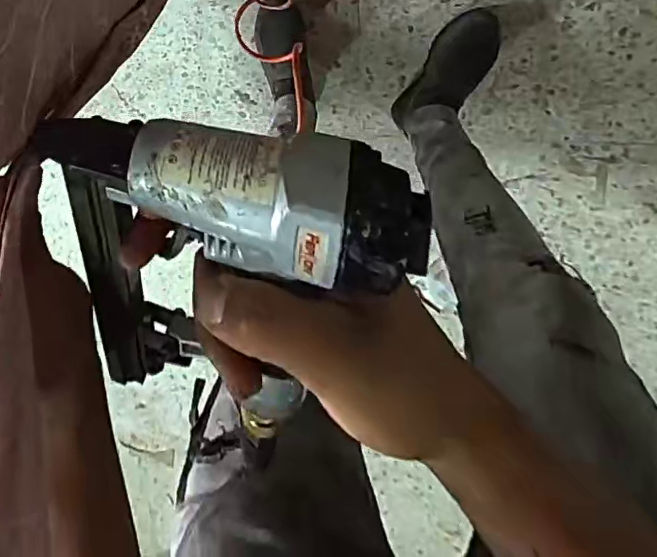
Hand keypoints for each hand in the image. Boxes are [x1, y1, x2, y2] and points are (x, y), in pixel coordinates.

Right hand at [192, 254, 484, 461]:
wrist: (448, 430)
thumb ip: (272, 324)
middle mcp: (312, 247)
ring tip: (249, 381)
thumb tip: (208, 297)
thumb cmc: (403, 387)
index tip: (213, 320)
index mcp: (326, 237)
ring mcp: (307, 279)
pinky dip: (245, 342)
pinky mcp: (304, 308)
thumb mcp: (335, 357)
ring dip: (231, 335)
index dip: (219, 264)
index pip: (249, 226)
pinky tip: (258, 374)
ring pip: (240, 289)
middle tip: (239, 373)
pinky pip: (255, 312)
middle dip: (222, 316)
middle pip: (236, 260)